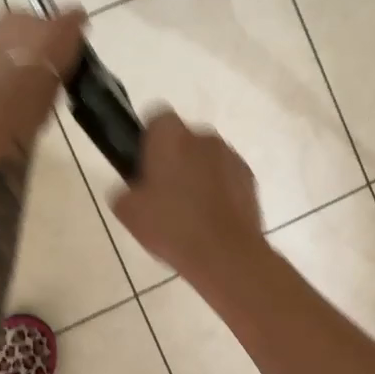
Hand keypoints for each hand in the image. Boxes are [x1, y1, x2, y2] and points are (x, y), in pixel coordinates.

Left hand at [0, 8, 86, 99]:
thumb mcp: (69, 29)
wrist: (22, 93)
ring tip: (51, 81)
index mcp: (11, 15)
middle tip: (59, 62)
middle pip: (22, 39)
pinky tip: (38, 94)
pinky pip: (12, 83)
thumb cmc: (45, 55)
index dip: (50, 28)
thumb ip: (74, 19)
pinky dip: (22, 86)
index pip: (32, 16)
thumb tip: (79, 14)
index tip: (63, 41)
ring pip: (16, 61)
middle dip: (38, 49)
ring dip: (30, 69)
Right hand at [112, 111, 264, 281]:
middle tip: (164, 192)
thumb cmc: (171, 227)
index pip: (157, 118)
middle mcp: (203, 137)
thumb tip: (132, 190)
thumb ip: (125, 190)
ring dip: (198, 173)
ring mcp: (231, 156)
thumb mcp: (128, 212)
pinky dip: (220, 189)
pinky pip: (227, 176)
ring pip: (207, 157)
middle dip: (175, 157)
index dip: (149, 139)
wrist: (224, 254)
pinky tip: (211, 218)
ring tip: (190, 210)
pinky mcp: (250, 178)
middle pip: (184, 139)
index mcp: (170, 137)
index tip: (145, 164)